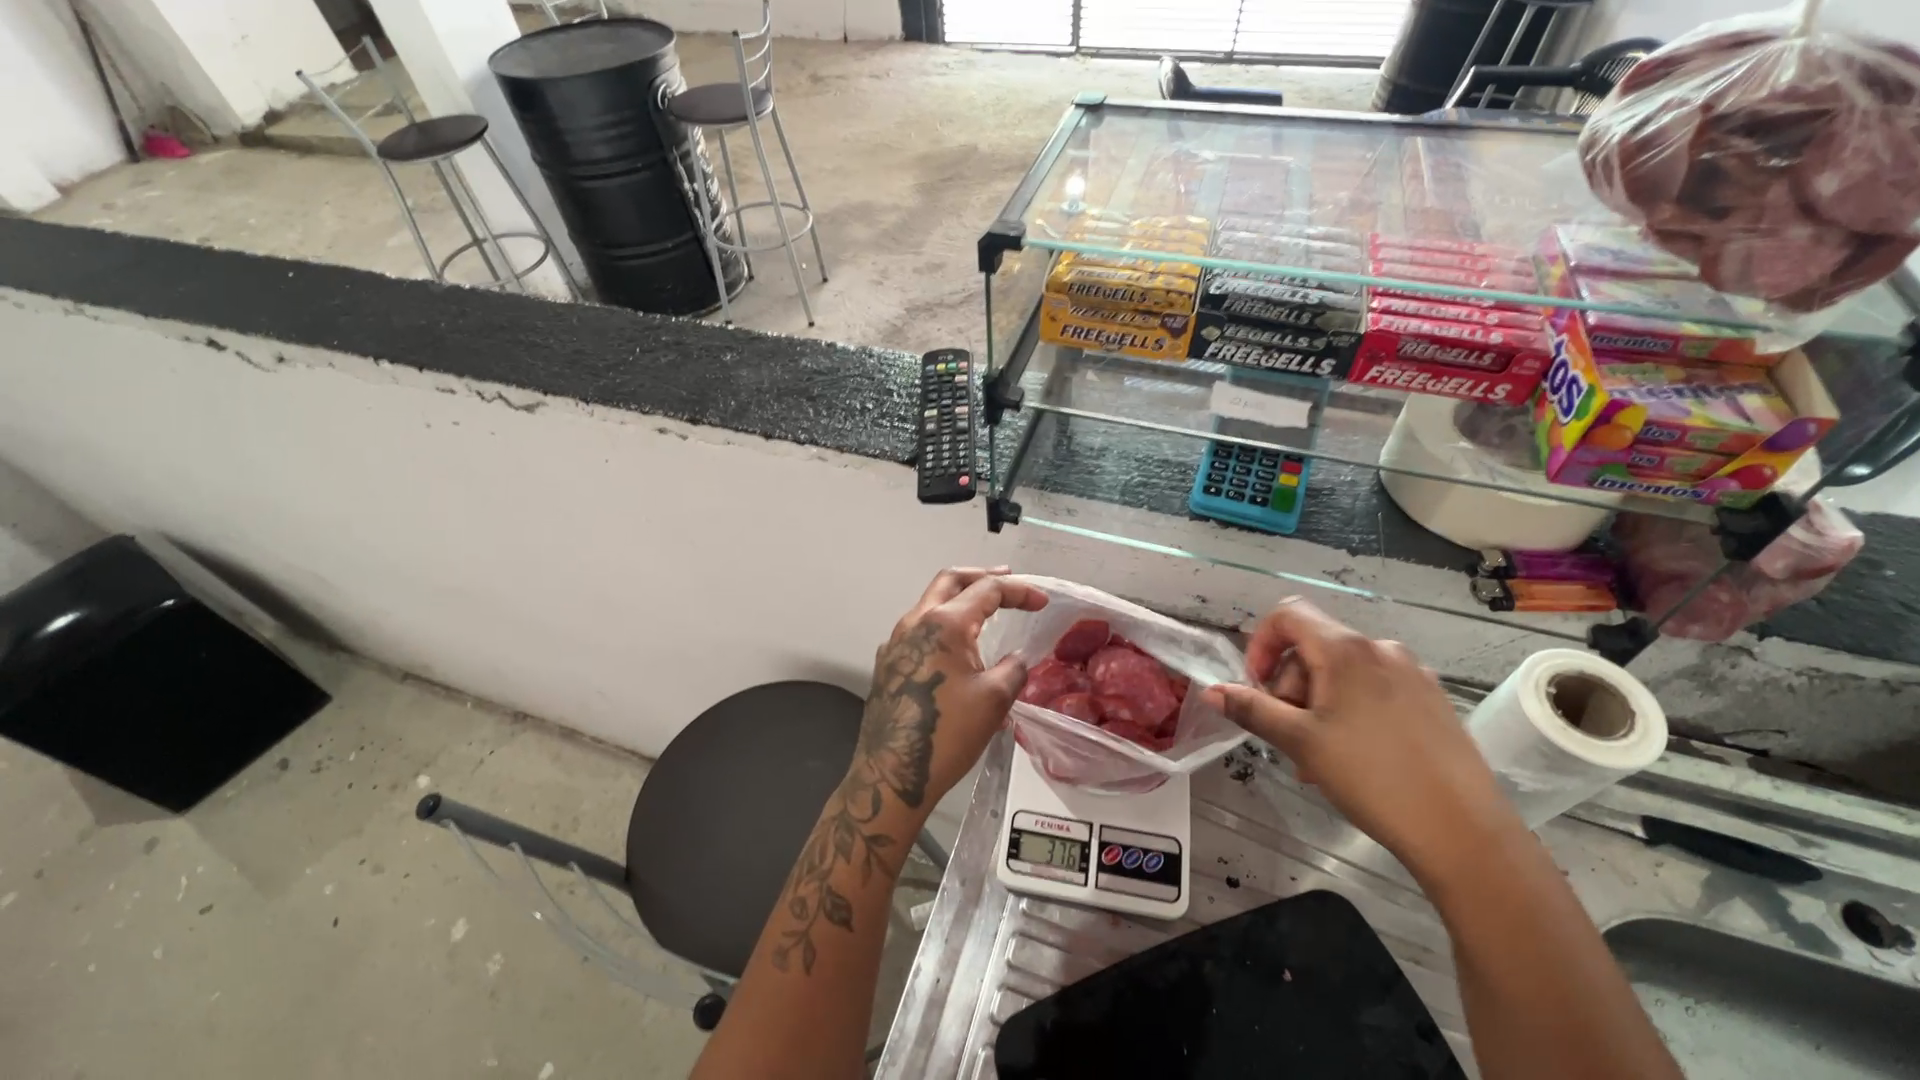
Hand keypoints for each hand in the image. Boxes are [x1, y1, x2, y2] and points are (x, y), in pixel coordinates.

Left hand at [849, 568, 1046, 827]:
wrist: (892, 774)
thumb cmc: (947, 734)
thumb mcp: (994, 699)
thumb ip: (1012, 669)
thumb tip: (1014, 659)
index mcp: (943, 624)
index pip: (986, 590)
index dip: (1018, 591)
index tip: (1041, 601)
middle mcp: (915, 624)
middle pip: (950, 581)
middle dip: (982, 576)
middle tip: (1007, 580)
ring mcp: (896, 644)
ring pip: (930, 604)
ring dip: (960, 600)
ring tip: (987, 611)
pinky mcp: (889, 665)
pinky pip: (919, 630)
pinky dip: (944, 625)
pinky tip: (959, 648)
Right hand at [1202, 598, 1518, 877]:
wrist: (1461, 827)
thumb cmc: (1370, 776)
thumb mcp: (1300, 742)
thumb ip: (1252, 709)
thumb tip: (1211, 691)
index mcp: (1346, 650)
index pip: (1288, 616)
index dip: (1260, 644)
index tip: (1256, 688)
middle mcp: (1381, 649)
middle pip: (1314, 648)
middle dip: (1289, 687)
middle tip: (1287, 737)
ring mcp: (1412, 674)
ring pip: (1344, 675)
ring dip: (1317, 705)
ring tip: (1317, 759)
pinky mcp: (1432, 701)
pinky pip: (1375, 692)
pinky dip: (1350, 712)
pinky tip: (1354, 759)